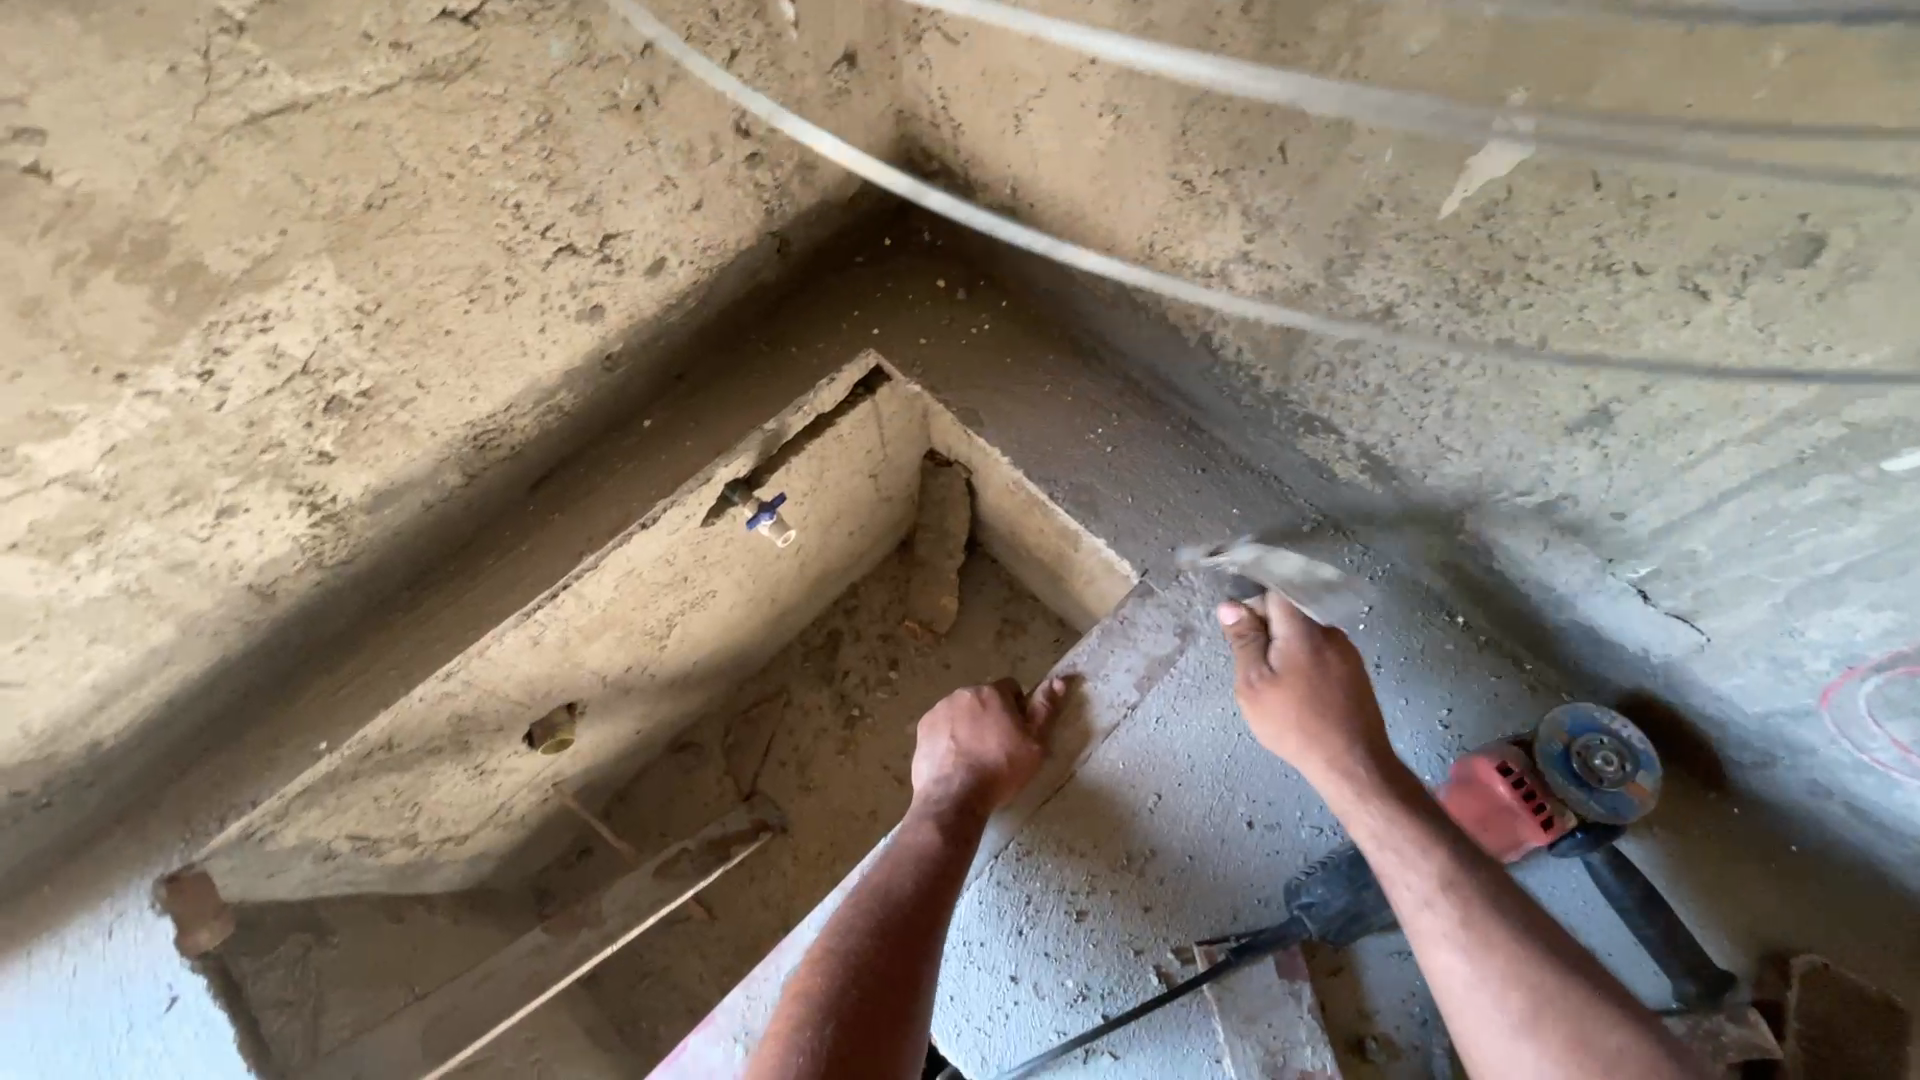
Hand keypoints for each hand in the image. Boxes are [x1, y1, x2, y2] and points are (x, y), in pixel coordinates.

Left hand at [909, 677, 1064, 822]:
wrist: (953, 797)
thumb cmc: (1000, 769)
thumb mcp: (1034, 743)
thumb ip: (1045, 709)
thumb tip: (1059, 680)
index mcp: (991, 693)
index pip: (1011, 689)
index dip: (1017, 709)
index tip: (1018, 733)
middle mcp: (963, 693)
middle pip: (984, 700)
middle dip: (991, 716)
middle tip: (997, 748)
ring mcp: (939, 710)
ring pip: (961, 712)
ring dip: (969, 726)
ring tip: (974, 757)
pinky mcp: (923, 729)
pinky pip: (942, 727)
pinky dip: (949, 738)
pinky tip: (955, 761)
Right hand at [1217, 592, 1394, 787]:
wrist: (1351, 762)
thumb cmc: (1294, 723)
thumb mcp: (1253, 683)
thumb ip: (1243, 640)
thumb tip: (1230, 606)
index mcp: (1303, 630)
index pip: (1275, 590)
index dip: (1253, 601)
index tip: (1240, 626)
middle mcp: (1329, 632)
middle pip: (1291, 611)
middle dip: (1268, 627)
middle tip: (1252, 661)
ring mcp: (1346, 651)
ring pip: (1305, 633)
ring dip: (1285, 646)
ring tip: (1274, 681)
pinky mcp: (1355, 671)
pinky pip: (1320, 651)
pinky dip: (1303, 660)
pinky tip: (1297, 690)